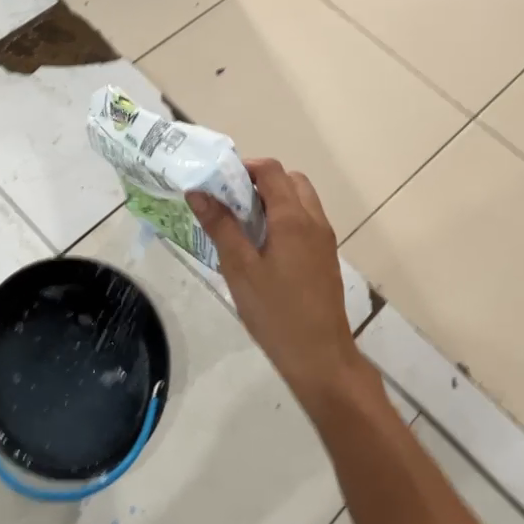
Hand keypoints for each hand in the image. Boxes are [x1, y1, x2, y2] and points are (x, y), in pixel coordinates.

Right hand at [189, 160, 360, 403]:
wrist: (320, 356)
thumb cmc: (275, 312)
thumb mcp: (239, 268)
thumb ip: (220, 226)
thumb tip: (198, 192)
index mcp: (293, 218)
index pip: (271, 171)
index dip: (244, 167)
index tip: (217, 182)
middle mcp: (314, 221)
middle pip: (291, 180)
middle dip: (260, 181)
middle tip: (230, 202)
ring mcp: (323, 240)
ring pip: (301, 201)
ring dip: (273, 200)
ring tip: (242, 224)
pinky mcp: (325, 258)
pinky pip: (305, 222)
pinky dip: (284, 219)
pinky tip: (261, 247)